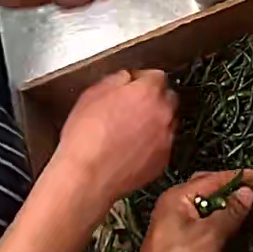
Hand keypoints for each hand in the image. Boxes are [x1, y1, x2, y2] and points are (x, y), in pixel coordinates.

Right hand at [52, 70, 176, 216]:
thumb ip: (116, 79)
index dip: (142, 79)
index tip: (133, 84)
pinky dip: (152, 144)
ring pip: (167, 122)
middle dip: (152, 99)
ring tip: (129, 131)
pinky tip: (131, 148)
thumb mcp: (92, 94)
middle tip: (131, 107)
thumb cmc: (85, 138)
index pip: (157, 75)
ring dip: (154, 122)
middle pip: (167, 98)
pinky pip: (163, 145)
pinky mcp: (163, 160)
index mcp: (148, 92)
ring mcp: (166, 138)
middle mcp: (163, 114)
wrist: (86, 176)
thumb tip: (125, 78)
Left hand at [120, 172, 252, 251]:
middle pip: (212, 193)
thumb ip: (230, 212)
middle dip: (236, 193)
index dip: (241, 177)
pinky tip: (244, 234)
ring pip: (212, 214)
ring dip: (233, 213)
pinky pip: (210, 233)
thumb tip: (248, 192)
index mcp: (177, 199)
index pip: (214, 178)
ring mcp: (180, 231)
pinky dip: (226, 231)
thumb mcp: (208, 237)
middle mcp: (176, 210)